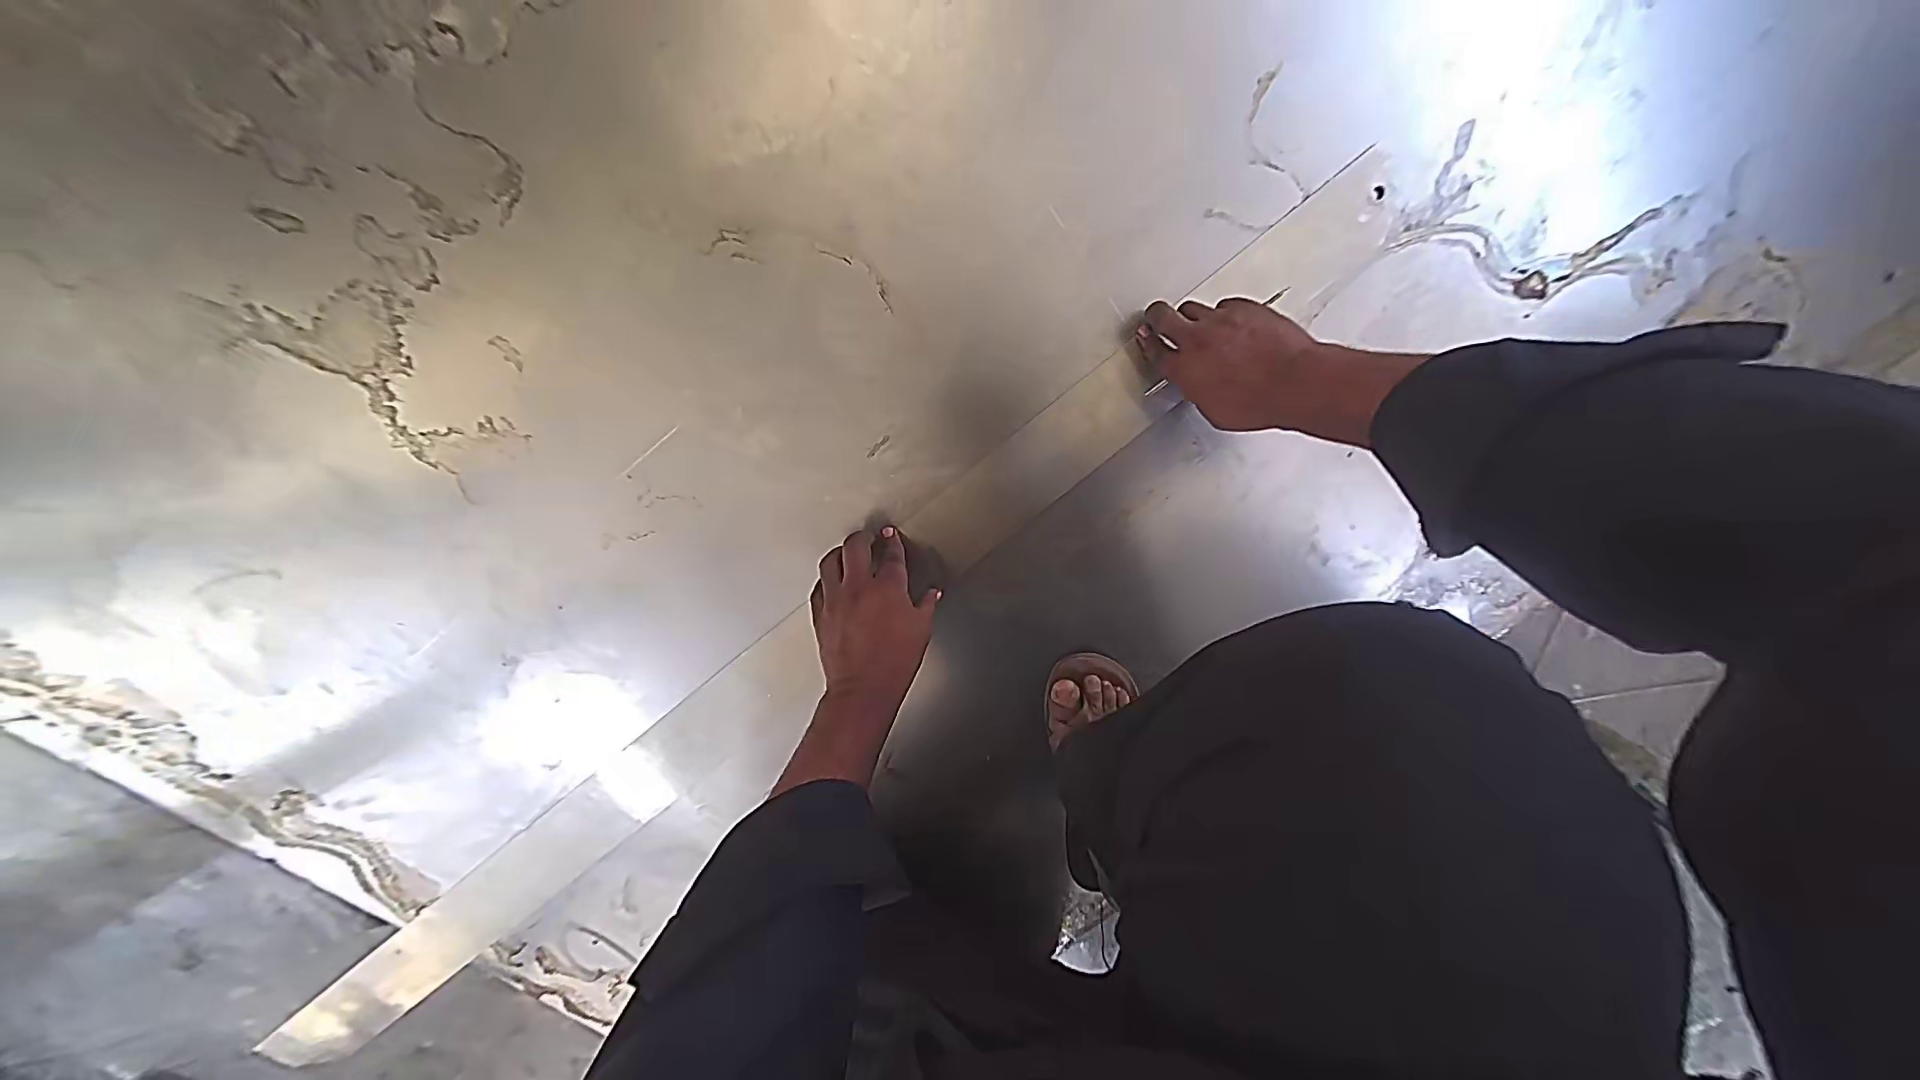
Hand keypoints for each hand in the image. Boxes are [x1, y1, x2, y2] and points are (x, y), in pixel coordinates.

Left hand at [809, 526, 939, 711]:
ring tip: (848, 551)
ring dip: (841, 552)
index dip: (893, 542)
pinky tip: (832, 580)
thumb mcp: (921, 629)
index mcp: (887, 587)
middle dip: (865, 537)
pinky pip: (819, 586)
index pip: (891, 554)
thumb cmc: (894, 662)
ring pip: (831, 561)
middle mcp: (858, 587)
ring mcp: (836, 599)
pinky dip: (826, 579)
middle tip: (870, 536)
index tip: (892, 537)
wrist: (864, 688)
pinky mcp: (821, 614)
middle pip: (856, 546)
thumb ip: (926, 605)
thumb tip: (931, 595)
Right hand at [1137, 298, 1427, 447]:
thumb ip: (1199, 392)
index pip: (1154, 351)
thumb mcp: (1216, 412)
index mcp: (1184, 369)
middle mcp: (1196, 341)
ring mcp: (1220, 321)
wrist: (1295, 382)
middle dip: (1155, 316)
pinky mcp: (1244, 308)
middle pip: (1162, 317)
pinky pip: (1226, 305)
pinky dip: (1226, 314)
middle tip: (1155, 316)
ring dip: (1191, 315)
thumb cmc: (1260, 401)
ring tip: (1197, 321)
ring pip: (1192, 308)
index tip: (1144, 337)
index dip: (1146, 343)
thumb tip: (1200, 388)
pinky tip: (1232, 323)